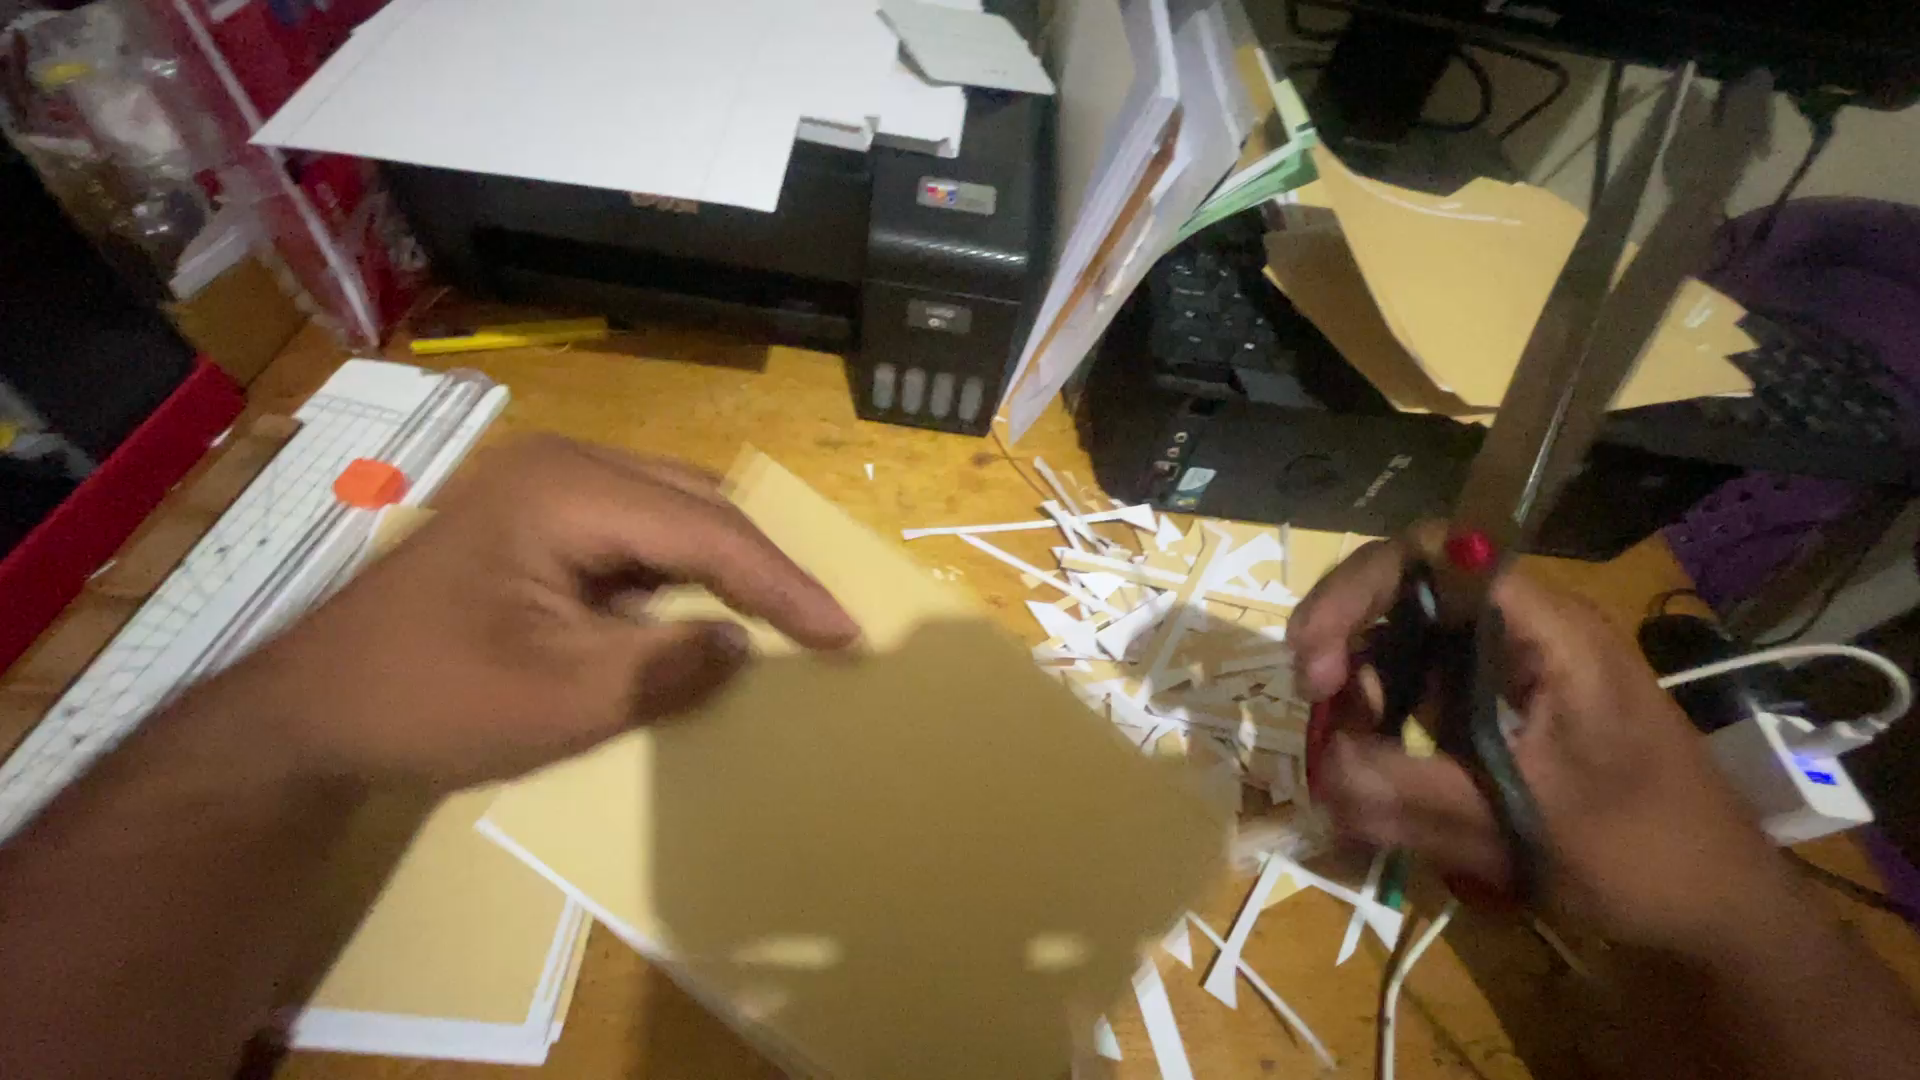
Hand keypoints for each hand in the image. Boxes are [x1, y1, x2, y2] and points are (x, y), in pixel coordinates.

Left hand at [209, 435, 858, 788]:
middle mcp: (569, 466)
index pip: (708, 532)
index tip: (841, 633)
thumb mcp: (562, 701)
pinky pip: (647, 530)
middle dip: (765, 566)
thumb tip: (743, 644)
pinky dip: (690, 568)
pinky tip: (711, 605)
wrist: (308, 715)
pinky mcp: (548, 515)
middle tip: (819, 623)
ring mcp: (554, 485)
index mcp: (568, 492)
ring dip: (732, 563)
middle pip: (702, 506)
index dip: (783, 586)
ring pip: (681, 510)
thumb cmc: (427, 704)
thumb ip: (670, 668)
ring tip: (782, 614)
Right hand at [1290, 530, 1793, 950]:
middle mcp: (1518, 628)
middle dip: (1343, 635)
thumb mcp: (1521, 827)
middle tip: (1316, 697)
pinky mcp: (1489, 698)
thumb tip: (1320, 768)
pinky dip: (1378, 710)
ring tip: (1350, 746)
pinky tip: (1373, 756)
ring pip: (1399, 636)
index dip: (1357, 589)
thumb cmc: (1645, 857)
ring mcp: (1502, 662)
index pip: (1432, 556)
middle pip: (1401, 589)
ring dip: (1359, 681)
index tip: (1319, 662)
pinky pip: (1413, 681)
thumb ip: (1411, 794)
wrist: (1720, 912)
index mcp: (1545, 630)